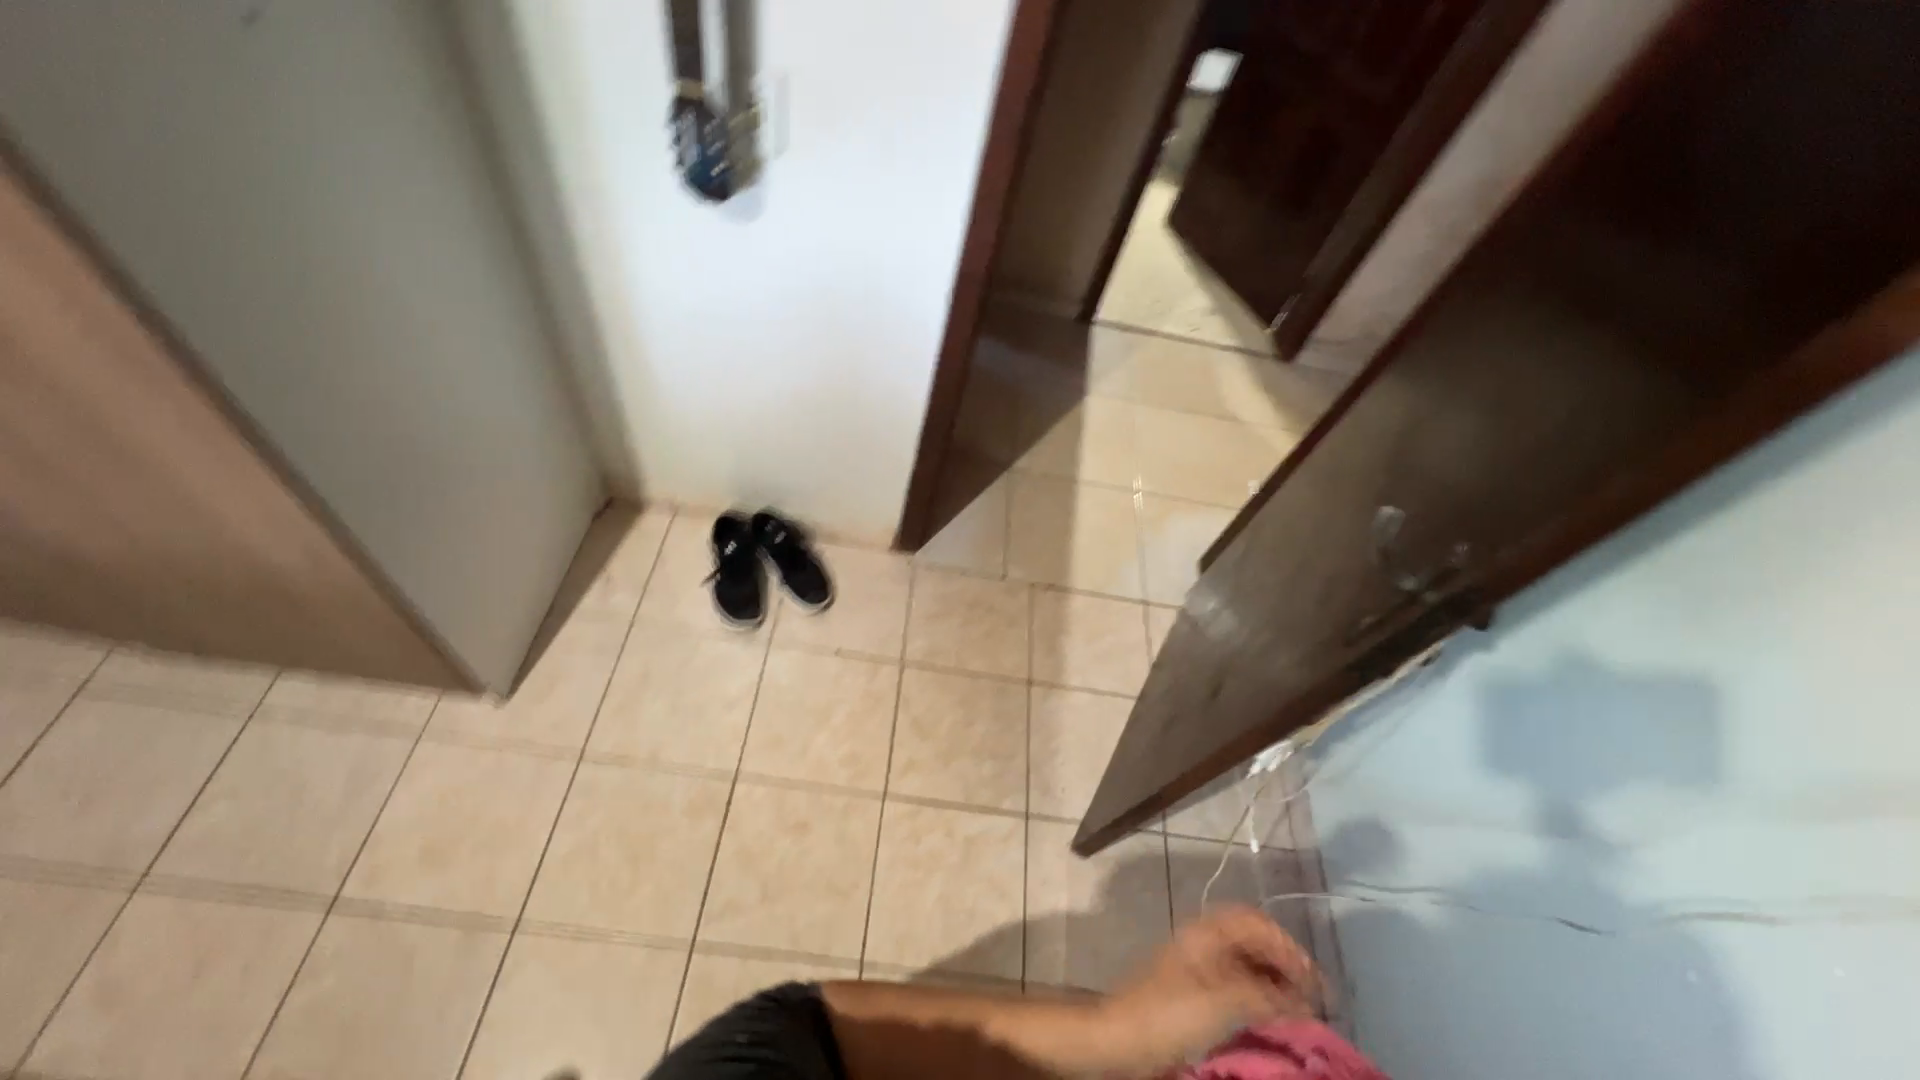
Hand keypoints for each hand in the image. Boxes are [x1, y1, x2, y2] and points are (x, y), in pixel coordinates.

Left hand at [1094, 906, 1322, 1074]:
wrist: (1118, 1040)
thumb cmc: (1169, 1015)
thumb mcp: (1224, 1003)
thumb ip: (1269, 998)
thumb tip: (1307, 1003)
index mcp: (1206, 932)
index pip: (1256, 923)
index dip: (1289, 948)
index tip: (1315, 983)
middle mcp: (1202, 942)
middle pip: (1252, 942)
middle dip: (1285, 965)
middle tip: (1314, 998)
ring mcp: (1196, 967)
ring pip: (1245, 965)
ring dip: (1273, 983)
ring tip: (1299, 1013)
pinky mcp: (1193, 994)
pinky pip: (1235, 986)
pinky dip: (1258, 998)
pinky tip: (1272, 1020)